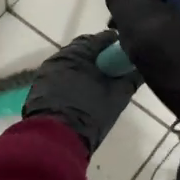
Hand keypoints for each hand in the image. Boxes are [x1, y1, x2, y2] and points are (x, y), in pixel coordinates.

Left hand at [21, 31, 144, 153]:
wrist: (56, 141)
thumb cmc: (90, 114)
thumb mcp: (117, 97)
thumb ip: (131, 78)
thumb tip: (141, 68)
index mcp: (78, 53)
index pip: (100, 39)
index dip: (115, 44)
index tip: (126, 53)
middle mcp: (58, 57)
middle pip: (83, 50)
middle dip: (98, 57)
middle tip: (113, 70)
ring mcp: (45, 73)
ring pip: (70, 64)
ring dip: (83, 69)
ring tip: (97, 83)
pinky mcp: (38, 88)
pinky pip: (59, 76)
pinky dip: (71, 80)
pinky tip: (80, 93)